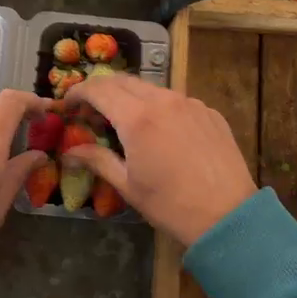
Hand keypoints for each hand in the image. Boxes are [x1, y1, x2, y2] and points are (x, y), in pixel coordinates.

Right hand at [60, 75, 256, 246]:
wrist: (228, 215)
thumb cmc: (171, 205)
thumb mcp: (128, 185)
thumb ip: (97, 160)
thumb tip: (70, 152)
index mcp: (137, 118)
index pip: (99, 89)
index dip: (79, 92)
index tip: (68, 105)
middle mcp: (164, 100)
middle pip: (123, 82)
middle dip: (102, 92)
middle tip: (91, 114)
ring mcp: (191, 103)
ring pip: (152, 89)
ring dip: (131, 98)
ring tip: (124, 123)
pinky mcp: (209, 112)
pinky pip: (177, 101)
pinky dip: (159, 108)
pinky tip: (161, 133)